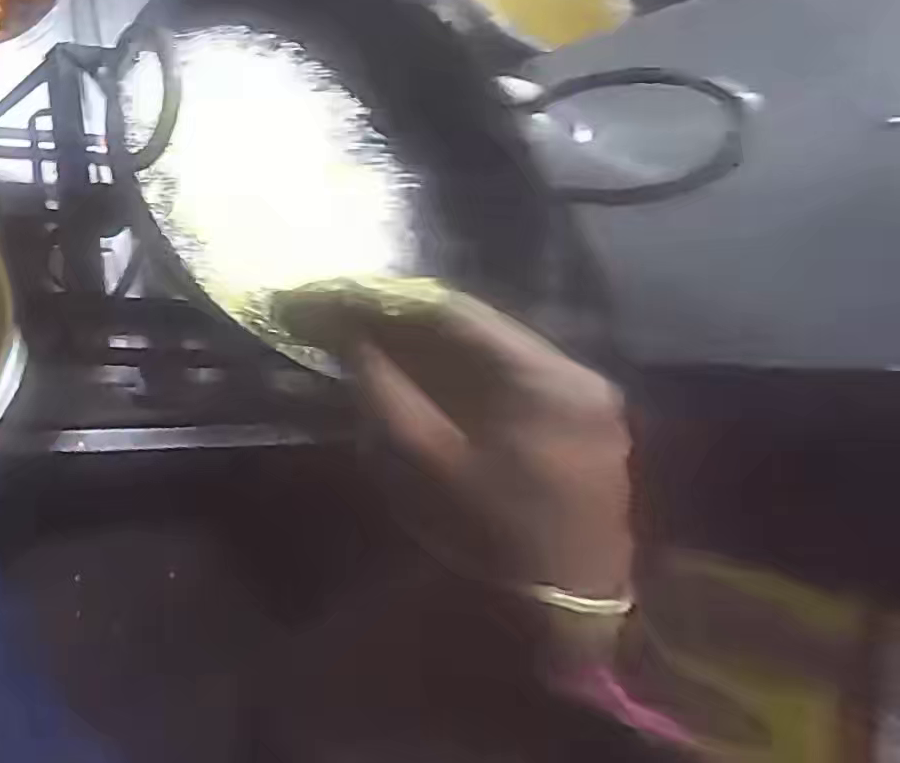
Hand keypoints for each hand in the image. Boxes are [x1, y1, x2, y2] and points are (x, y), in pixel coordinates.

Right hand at [286, 291, 632, 599]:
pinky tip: (395, 358)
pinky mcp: (560, 416)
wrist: (552, 608)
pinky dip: (436, 360)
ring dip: (411, 335)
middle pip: (465, 322)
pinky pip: (487, 369)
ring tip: (353, 328)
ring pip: (475, 343)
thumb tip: (339, 324)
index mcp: (543, 379)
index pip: (449, 311)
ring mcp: (571, 395)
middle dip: (392, 313)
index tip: (330, 293)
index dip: (382, 297)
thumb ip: (375, 377)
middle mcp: (569, 374)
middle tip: (334, 308)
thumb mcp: (413, 449)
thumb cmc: (480, 527)